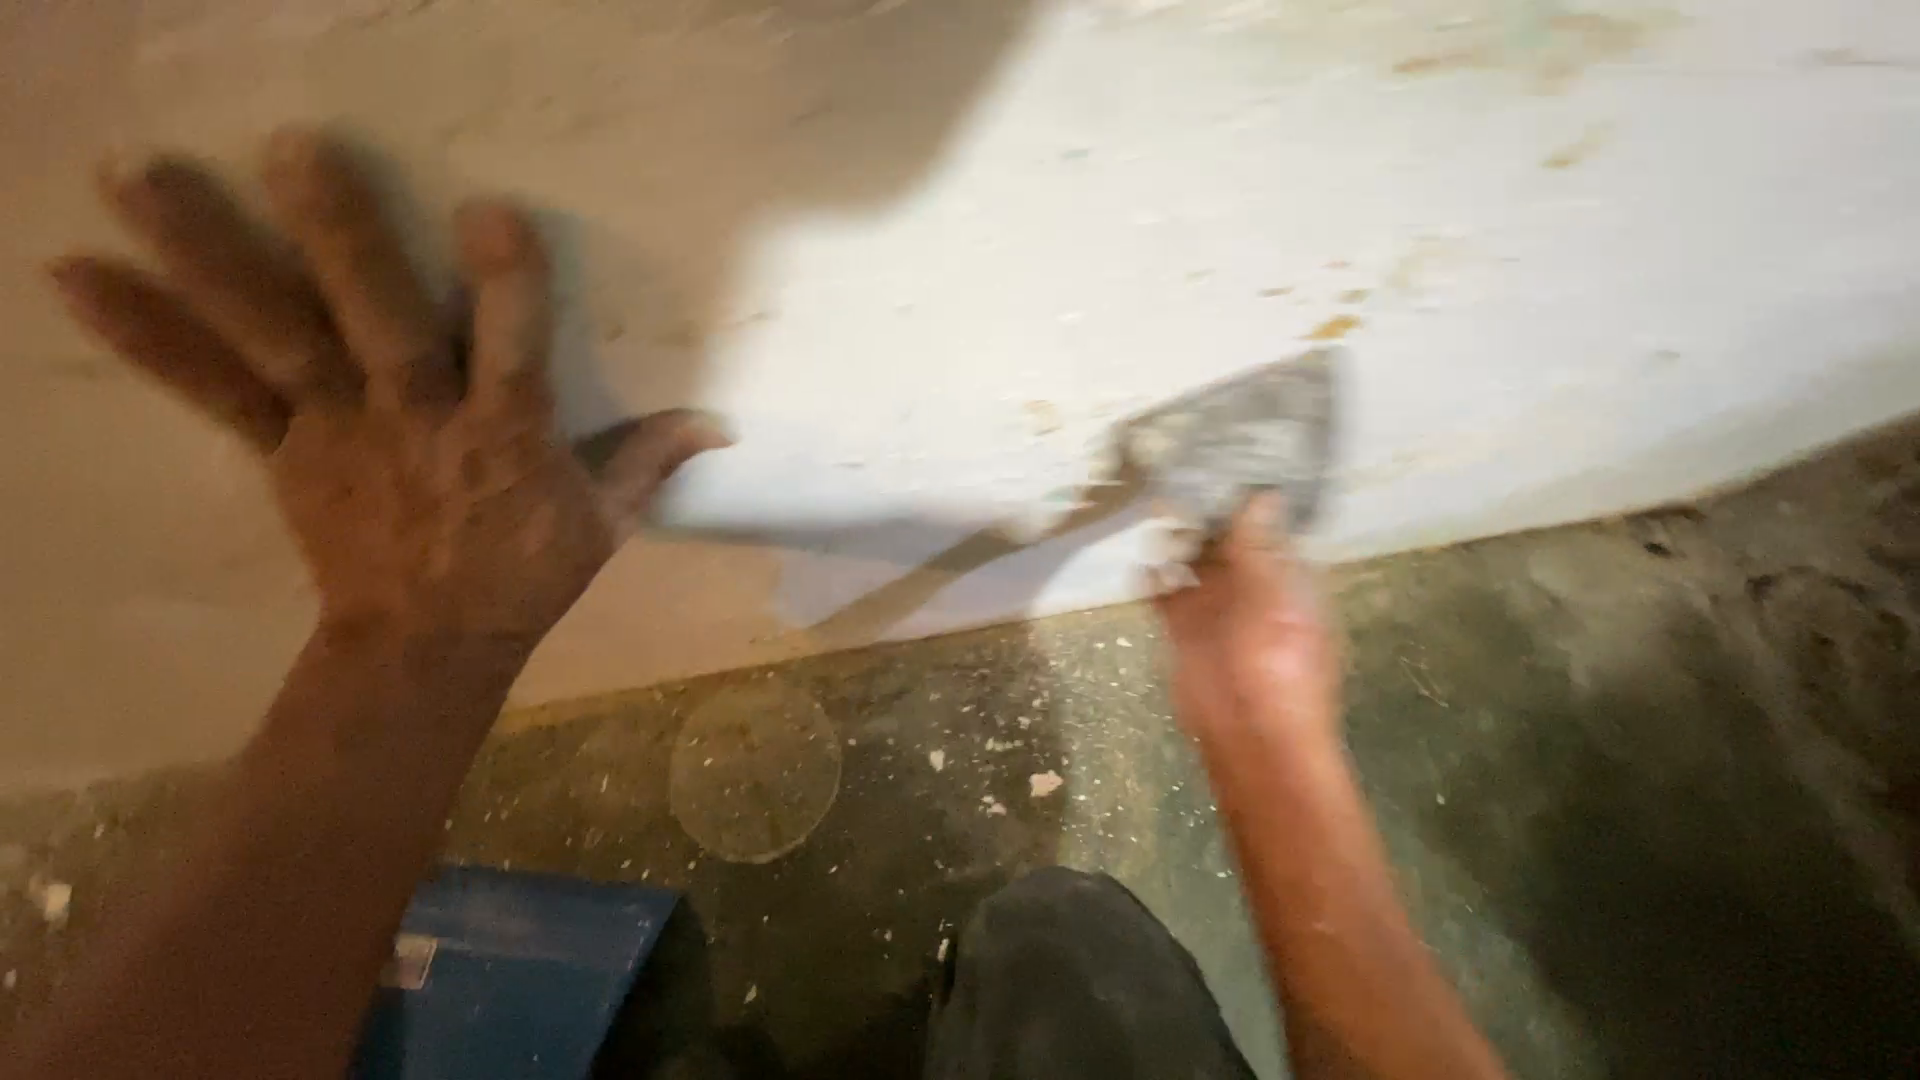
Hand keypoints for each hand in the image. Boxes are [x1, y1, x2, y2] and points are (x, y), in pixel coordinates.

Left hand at [47, 128, 725, 647]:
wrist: (431, 643)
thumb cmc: (529, 575)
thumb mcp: (606, 521)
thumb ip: (652, 459)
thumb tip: (722, 423)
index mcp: (507, 439)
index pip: (512, 351)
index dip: (507, 286)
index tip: (492, 213)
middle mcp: (421, 424)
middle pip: (382, 327)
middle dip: (344, 243)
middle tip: (296, 152)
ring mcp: (344, 436)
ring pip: (282, 342)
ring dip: (215, 261)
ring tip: (140, 175)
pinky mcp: (287, 455)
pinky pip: (217, 394)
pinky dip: (151, 339)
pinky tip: (75, 273)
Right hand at [1153, 494, 1341, 743]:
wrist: (1250, 733)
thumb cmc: (1278, 666)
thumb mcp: (1276, 600)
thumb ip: (1260, 549)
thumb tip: (1264, 494)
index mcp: (1286, 579)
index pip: (1267, 527)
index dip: (1248, 498)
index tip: (1224, 463)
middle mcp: (1250, 587)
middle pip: (1224, 540)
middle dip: (1204, 514)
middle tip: (1179, 478)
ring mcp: (1215, 607)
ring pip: (1191, 562)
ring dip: (1176, 541)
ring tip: (1157, 510)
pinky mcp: (1183, 627)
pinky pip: (1163, 594)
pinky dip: (1151, 579)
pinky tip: (1141, 565)